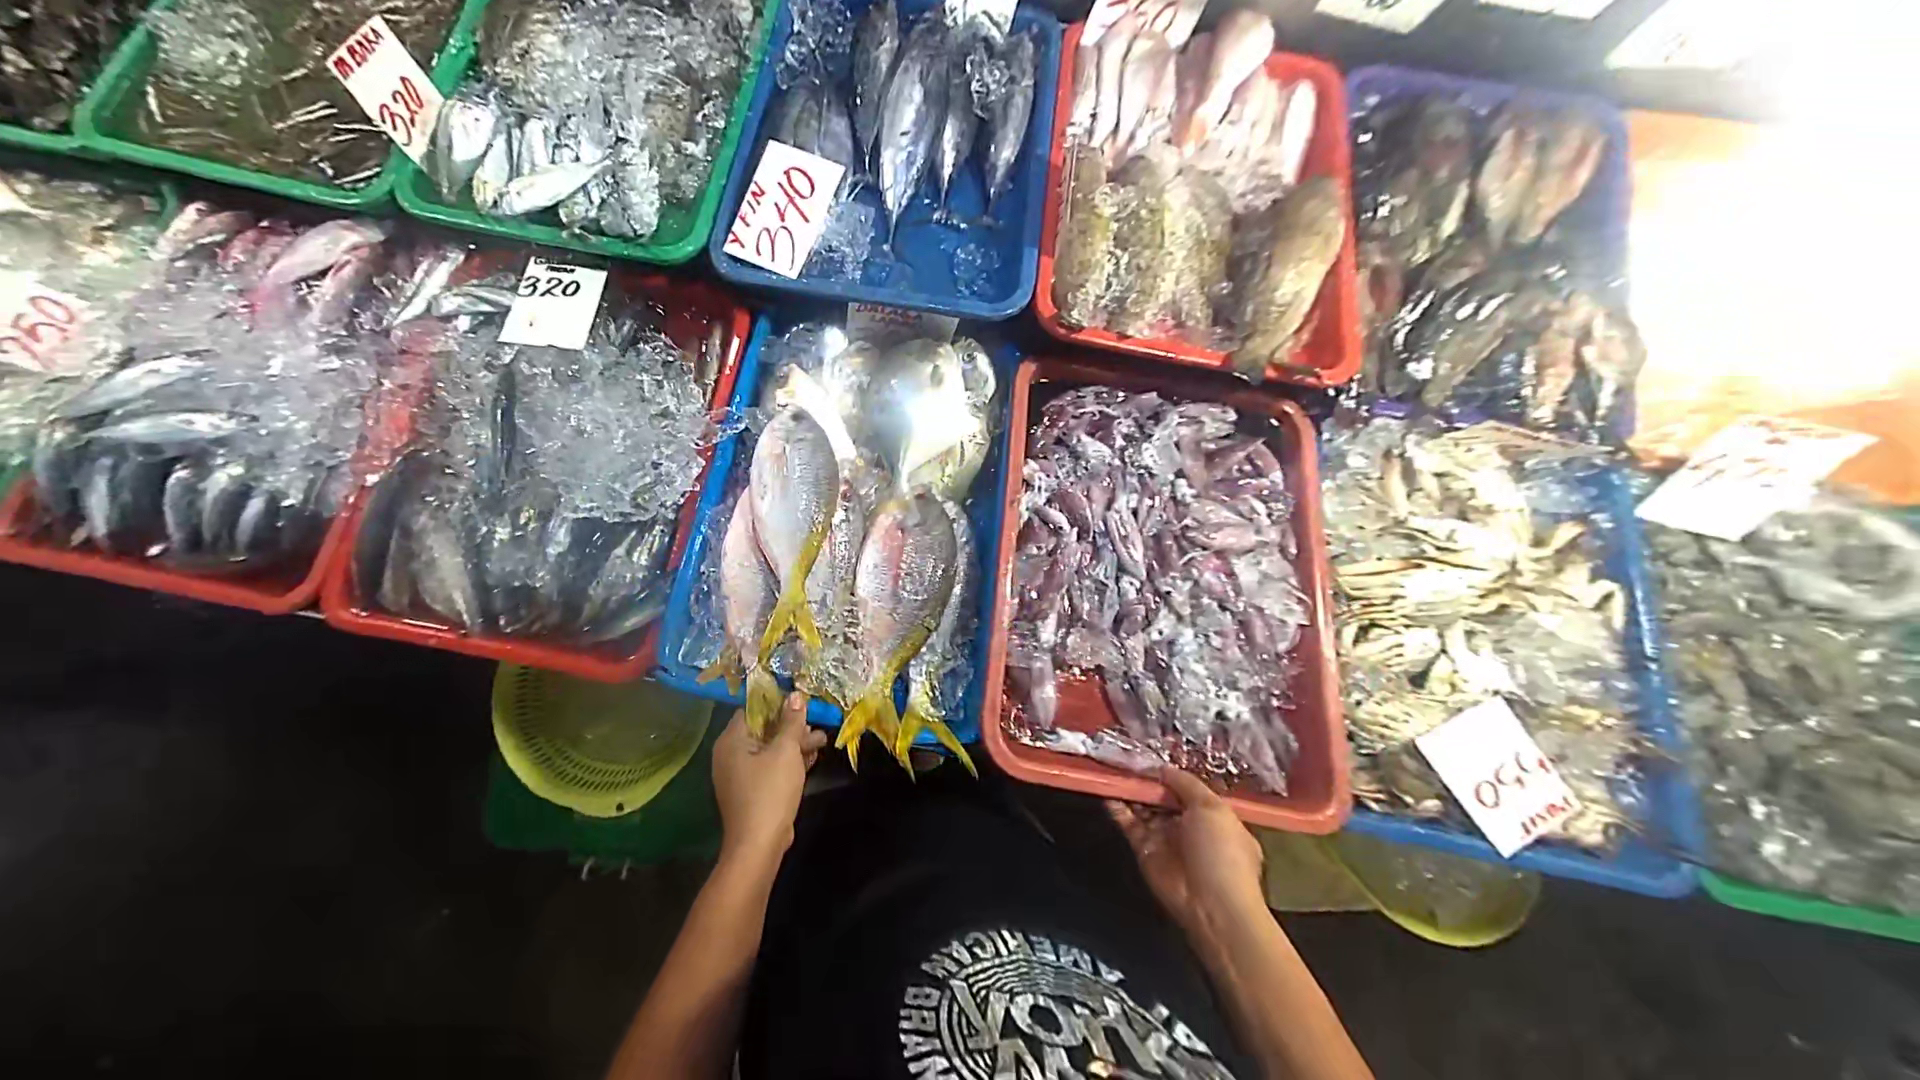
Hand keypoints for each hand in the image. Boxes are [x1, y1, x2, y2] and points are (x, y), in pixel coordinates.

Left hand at [712, 692, 828, 867]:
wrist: (759, 844)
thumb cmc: (770, 791)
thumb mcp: (786, 751)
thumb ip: (791, 721)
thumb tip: (795, 695)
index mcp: (732, 740)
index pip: (751, 709)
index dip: (776, 701)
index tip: (800, 700)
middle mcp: (730, 754)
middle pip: (762, 728)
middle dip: (791, 725)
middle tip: (816, 722)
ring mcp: (740, 773)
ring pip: (769, 748)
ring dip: (794, 743)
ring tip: (821, 741)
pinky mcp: (751, 789)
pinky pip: (770, 766)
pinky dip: (788, 761)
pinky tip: (811, 759)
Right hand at [1107, 768, 1266, 946]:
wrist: (1212, 906)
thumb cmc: (1221, 852)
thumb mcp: (1212, 807)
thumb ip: (1186, 783)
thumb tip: (1164, 769)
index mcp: (1212, 815)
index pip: (1187, 789)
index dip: (1170, 774)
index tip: (1152, 757)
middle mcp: (1188, 826)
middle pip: (1163, 796)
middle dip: (1147, 781)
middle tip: (1127, 760)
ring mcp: (1165, 838)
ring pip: (1144, 807)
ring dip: (1131, 790)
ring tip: (1113, 769)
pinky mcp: (1145, 851)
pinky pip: (1129, 824)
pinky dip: (1118, 808)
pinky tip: (1108, 791)